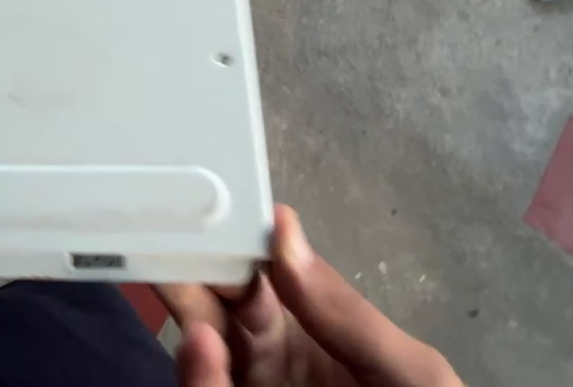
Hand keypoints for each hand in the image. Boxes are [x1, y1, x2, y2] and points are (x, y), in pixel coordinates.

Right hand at [156, 205, 462, 386]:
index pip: (248, 265)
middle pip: (205, 293)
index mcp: (302, 323)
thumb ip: (349, 310)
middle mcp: (259, 352)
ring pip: (192, 339)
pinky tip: (201, 348)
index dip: (226, 232)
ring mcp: (244, 383)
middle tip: (157, 230)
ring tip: (184, 297)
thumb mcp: (415, 378)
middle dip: (182, 260)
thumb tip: (282, 228)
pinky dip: (194, 373)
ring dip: (180, 311)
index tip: (203, 204)